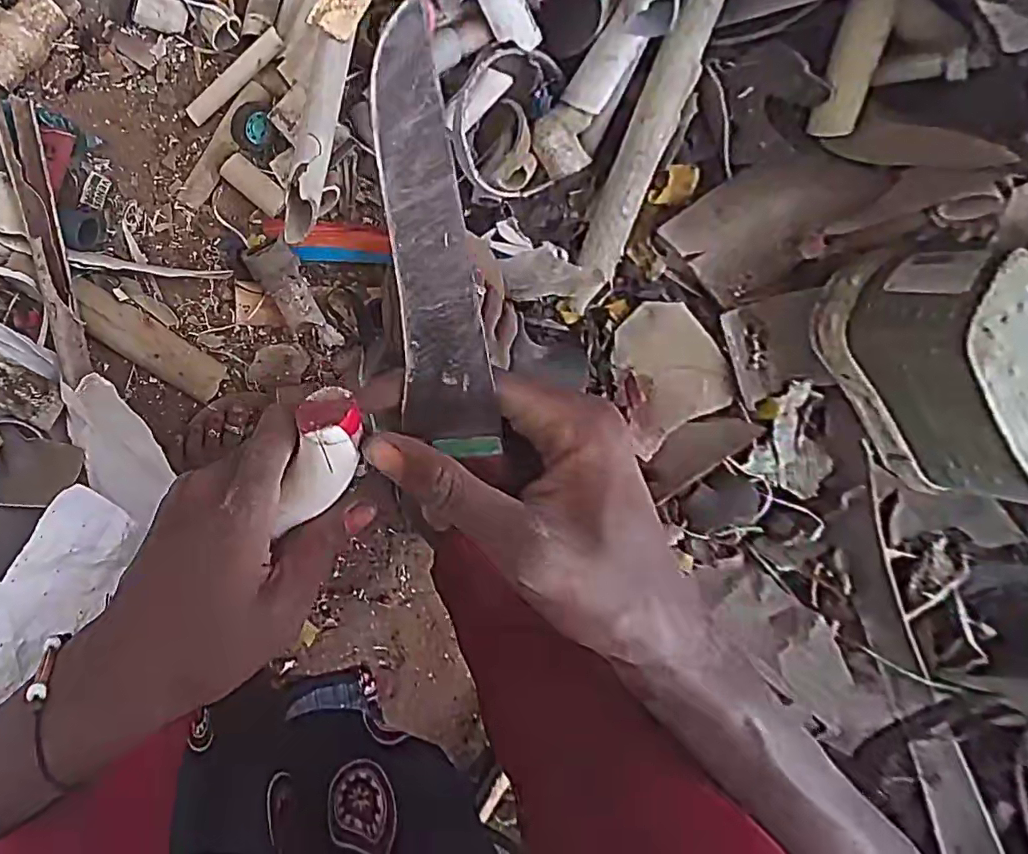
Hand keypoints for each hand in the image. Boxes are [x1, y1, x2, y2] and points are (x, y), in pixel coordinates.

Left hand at [69, 402, 376, 721]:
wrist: (129, 661)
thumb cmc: (208, 646)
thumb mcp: (282, 609)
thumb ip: (321, 547)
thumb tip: (360, 505)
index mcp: (237, 503)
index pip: (278, 427)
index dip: (315, 422)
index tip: (345, 441)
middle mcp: (206, 483)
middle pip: (265, 445)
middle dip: (300, 464)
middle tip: (324, 508)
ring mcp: (184, 490)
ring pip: (244, 463)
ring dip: (273, 483)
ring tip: (286, 538)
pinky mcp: (173, 502)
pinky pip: (221, 481)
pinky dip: (246, 496)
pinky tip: (252, 543)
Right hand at [364, 372, 708, 669]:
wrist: (660, 645)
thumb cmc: (603, 593)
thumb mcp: (516, 541)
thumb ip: (446, 488)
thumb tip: (379, 445)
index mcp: (575, 419)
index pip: (479, 383)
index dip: (418, 391)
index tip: (368, 405)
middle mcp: (571, 416)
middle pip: (476, 404)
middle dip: (428, 431)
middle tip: (384, 457)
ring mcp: (565, 440)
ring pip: (480, 430)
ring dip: (444, 459)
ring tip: (416, 492)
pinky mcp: (556, 465)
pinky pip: (494, 454)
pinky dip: (464, 475)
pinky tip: (448, 506)